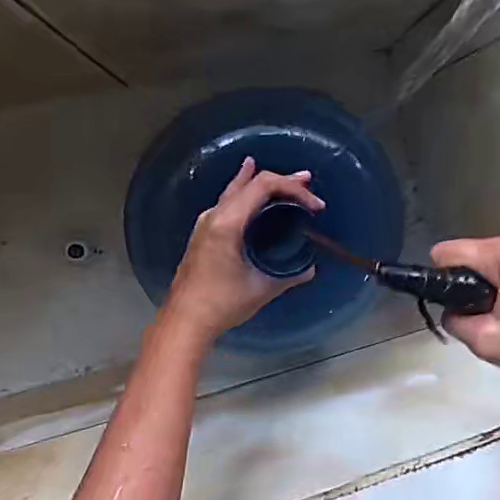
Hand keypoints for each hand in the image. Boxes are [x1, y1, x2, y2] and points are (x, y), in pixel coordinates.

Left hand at [162, 157, 324, 336]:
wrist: (185, 320)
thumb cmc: (222, 303)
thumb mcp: (261, 288)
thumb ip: (289, 275)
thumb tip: (309, 268)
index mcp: (227, 222)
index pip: (263, 187)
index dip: (293, 189)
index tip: (315, 206)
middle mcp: (214, 215)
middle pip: (251, 183)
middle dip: (282, 181)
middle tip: (306, 180)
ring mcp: (206, 222)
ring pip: (237, 190)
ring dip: (263, 184)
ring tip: (287, 181)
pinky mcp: (204, 232)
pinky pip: (229, 201)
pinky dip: (246, 192)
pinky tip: (250, 189)